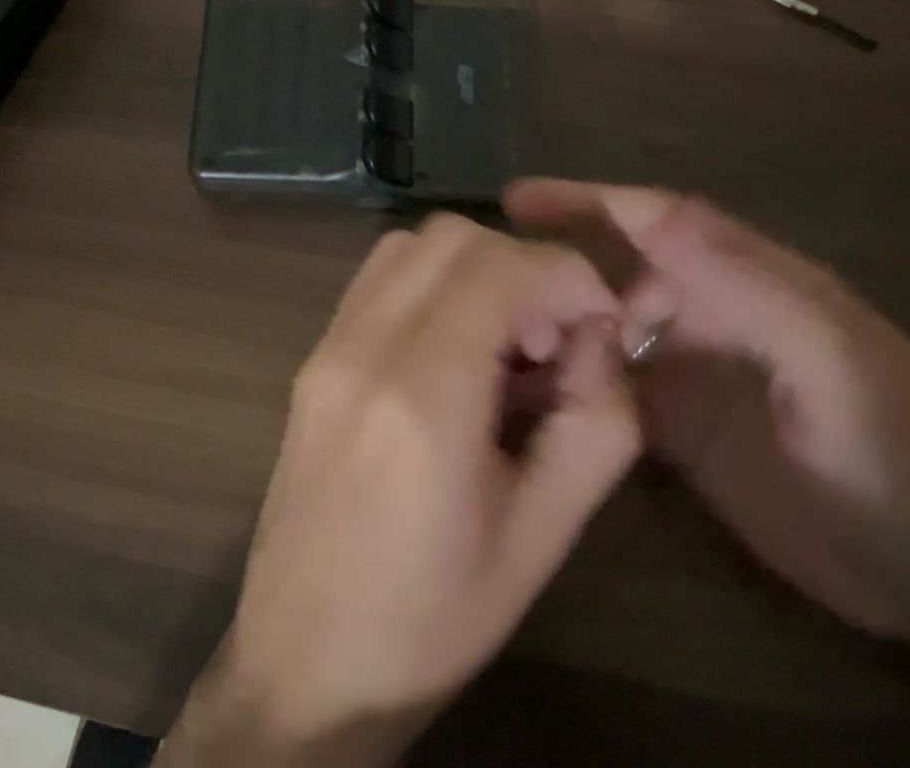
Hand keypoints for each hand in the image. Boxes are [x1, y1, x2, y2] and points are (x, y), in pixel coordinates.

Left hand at [162, 215, 642, 766]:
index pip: (503, 266)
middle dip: (523, 267)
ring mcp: (323, 354)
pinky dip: (430, 288)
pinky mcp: (308, 369)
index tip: (602, 325)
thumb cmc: (432, 619)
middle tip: (553, 342)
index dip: (570, 276)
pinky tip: (454, 358)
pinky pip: (375, 286)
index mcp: (421, 395)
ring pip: (407, 249)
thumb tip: (602, 344)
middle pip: (453, 239)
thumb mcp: (542, 536)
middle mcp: (360, 351)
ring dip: (474, 272)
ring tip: (505, 348)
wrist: (306, 669)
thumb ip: (595, 425)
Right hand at [505, 180, 909, 646]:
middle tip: (477, 279)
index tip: (516, 199)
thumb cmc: (902, 467)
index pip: (663, 223)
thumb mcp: (837, 371)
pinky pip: (612, 395)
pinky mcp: (682, 432)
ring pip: (607, 333)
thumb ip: (753, 292)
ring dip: (552, 325)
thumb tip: (660, 218)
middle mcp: (719, 318)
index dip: (591, 202)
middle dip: (554, 264)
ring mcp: (697, 377)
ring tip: (480, 334)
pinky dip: (566, 387)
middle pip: (622, 272)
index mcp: (760, 286)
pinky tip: (517, 397)